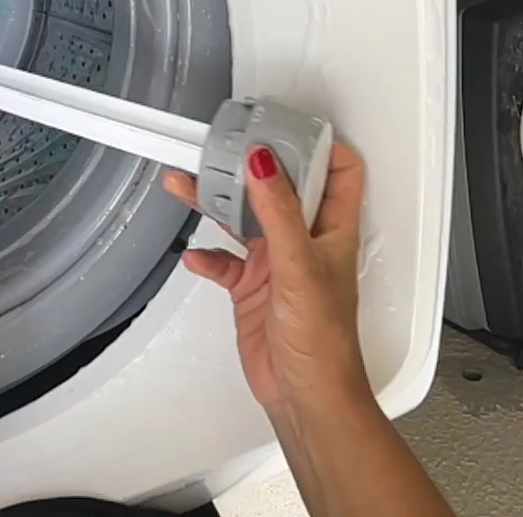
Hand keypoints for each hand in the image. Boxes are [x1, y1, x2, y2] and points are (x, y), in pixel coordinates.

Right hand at [162, 139, 368, 411]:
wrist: (303, 398)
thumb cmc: (322, 343)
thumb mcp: (298, 266)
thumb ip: (277, 210)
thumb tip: (262, 160)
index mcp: (330, 228)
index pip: (337, 170)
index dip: (315, 143)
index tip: (279, 124)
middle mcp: (304, 238)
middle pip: (276, 186)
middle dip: (246, 165)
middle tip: (217, 146)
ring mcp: (276, 261)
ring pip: (242, 216)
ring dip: (214, 200)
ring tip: (185, 183)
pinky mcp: (251, 285)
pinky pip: (222, 258)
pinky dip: (206, 253)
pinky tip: (196, 254)